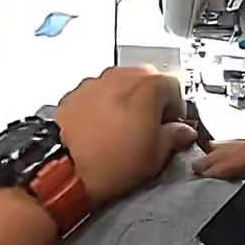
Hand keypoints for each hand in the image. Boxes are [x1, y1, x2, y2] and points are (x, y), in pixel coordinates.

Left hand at [55, 67, 199, 206]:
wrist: (63, 168)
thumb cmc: (110, 162)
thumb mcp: (154, 156)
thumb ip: (174, 137)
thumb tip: (182, 132)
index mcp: (148, 86)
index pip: (174, 87)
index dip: (176, 109)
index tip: (172, 126)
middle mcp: (122, 76)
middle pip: (146, 81)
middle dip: (151, 101)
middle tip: (148, 128)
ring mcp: (95, 82)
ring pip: (120, 85)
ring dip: (125, 101)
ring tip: (121, 131)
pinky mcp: (74, 93)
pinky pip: (97, 94)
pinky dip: (102, 106)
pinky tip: (99, 130)